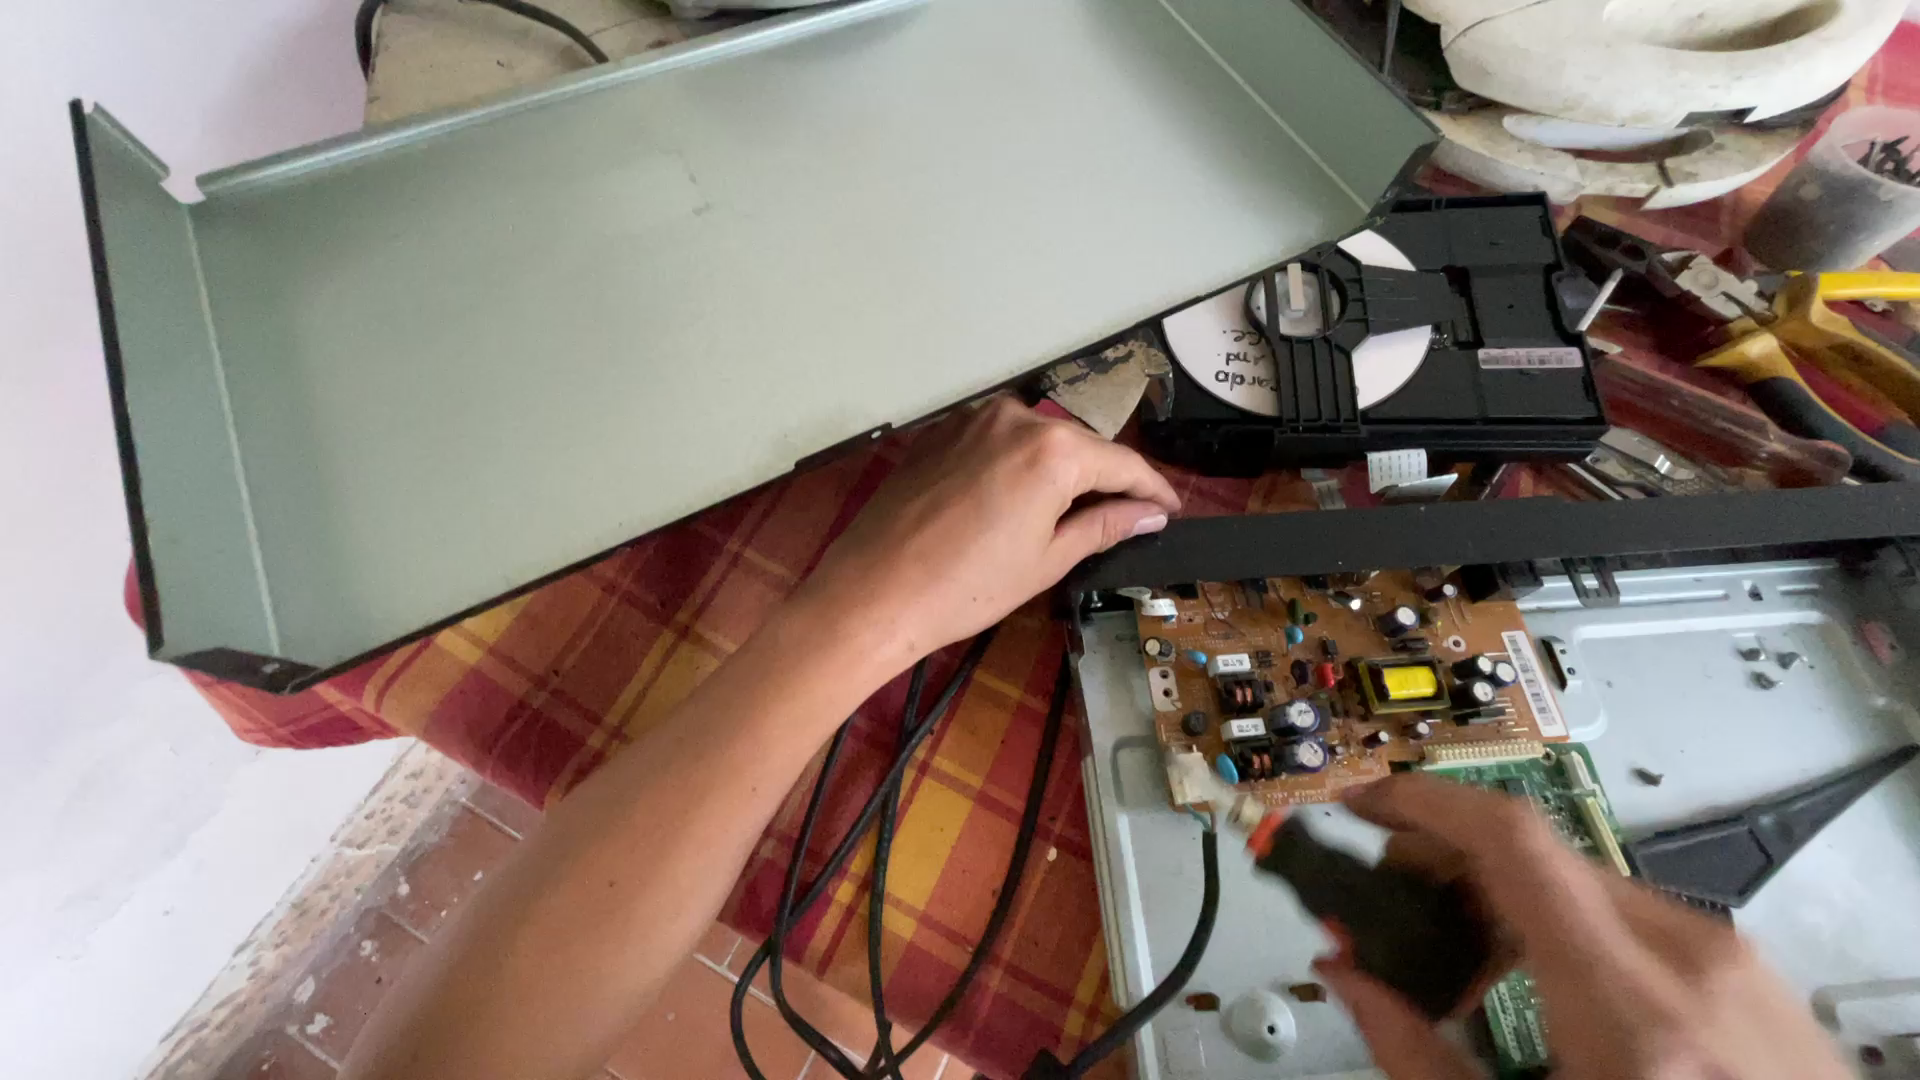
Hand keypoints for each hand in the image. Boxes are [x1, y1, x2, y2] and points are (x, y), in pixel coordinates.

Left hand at [792, 396, 1179, 661]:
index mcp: (1053, 450)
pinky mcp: (941, 433)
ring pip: (1037, 440)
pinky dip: (1017, 463)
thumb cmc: (965, 587)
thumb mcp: (1047, 559)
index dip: (1151, 489)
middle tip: (1124, 516)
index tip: (1169, 509)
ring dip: (1060, 470)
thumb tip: (1150, 513)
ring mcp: (972, 420)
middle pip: (1080, 445)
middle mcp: (1015, 418)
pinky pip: (997, 440)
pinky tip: (1015, 499)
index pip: (1122, 463)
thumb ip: (1105, 525)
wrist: (874, 592)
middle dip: (1105, 479)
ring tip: (1068, 514)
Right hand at [1316, 774, 1849, 1079]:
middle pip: (1527, 850)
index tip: (1358, 804)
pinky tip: (1526, 971)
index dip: (1419, 800)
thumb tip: (1341, 974)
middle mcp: (1690, 961)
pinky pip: (1615, 905)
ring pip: (1566, 873)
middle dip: (1436, 853)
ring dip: (1487, 887)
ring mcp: (1730, 960)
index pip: (1511, 839)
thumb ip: (1417, 1056)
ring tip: (1454, 950)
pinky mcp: (1747, 970)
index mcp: (1633, 1011)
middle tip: (1386, 895)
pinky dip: (1546, 915)